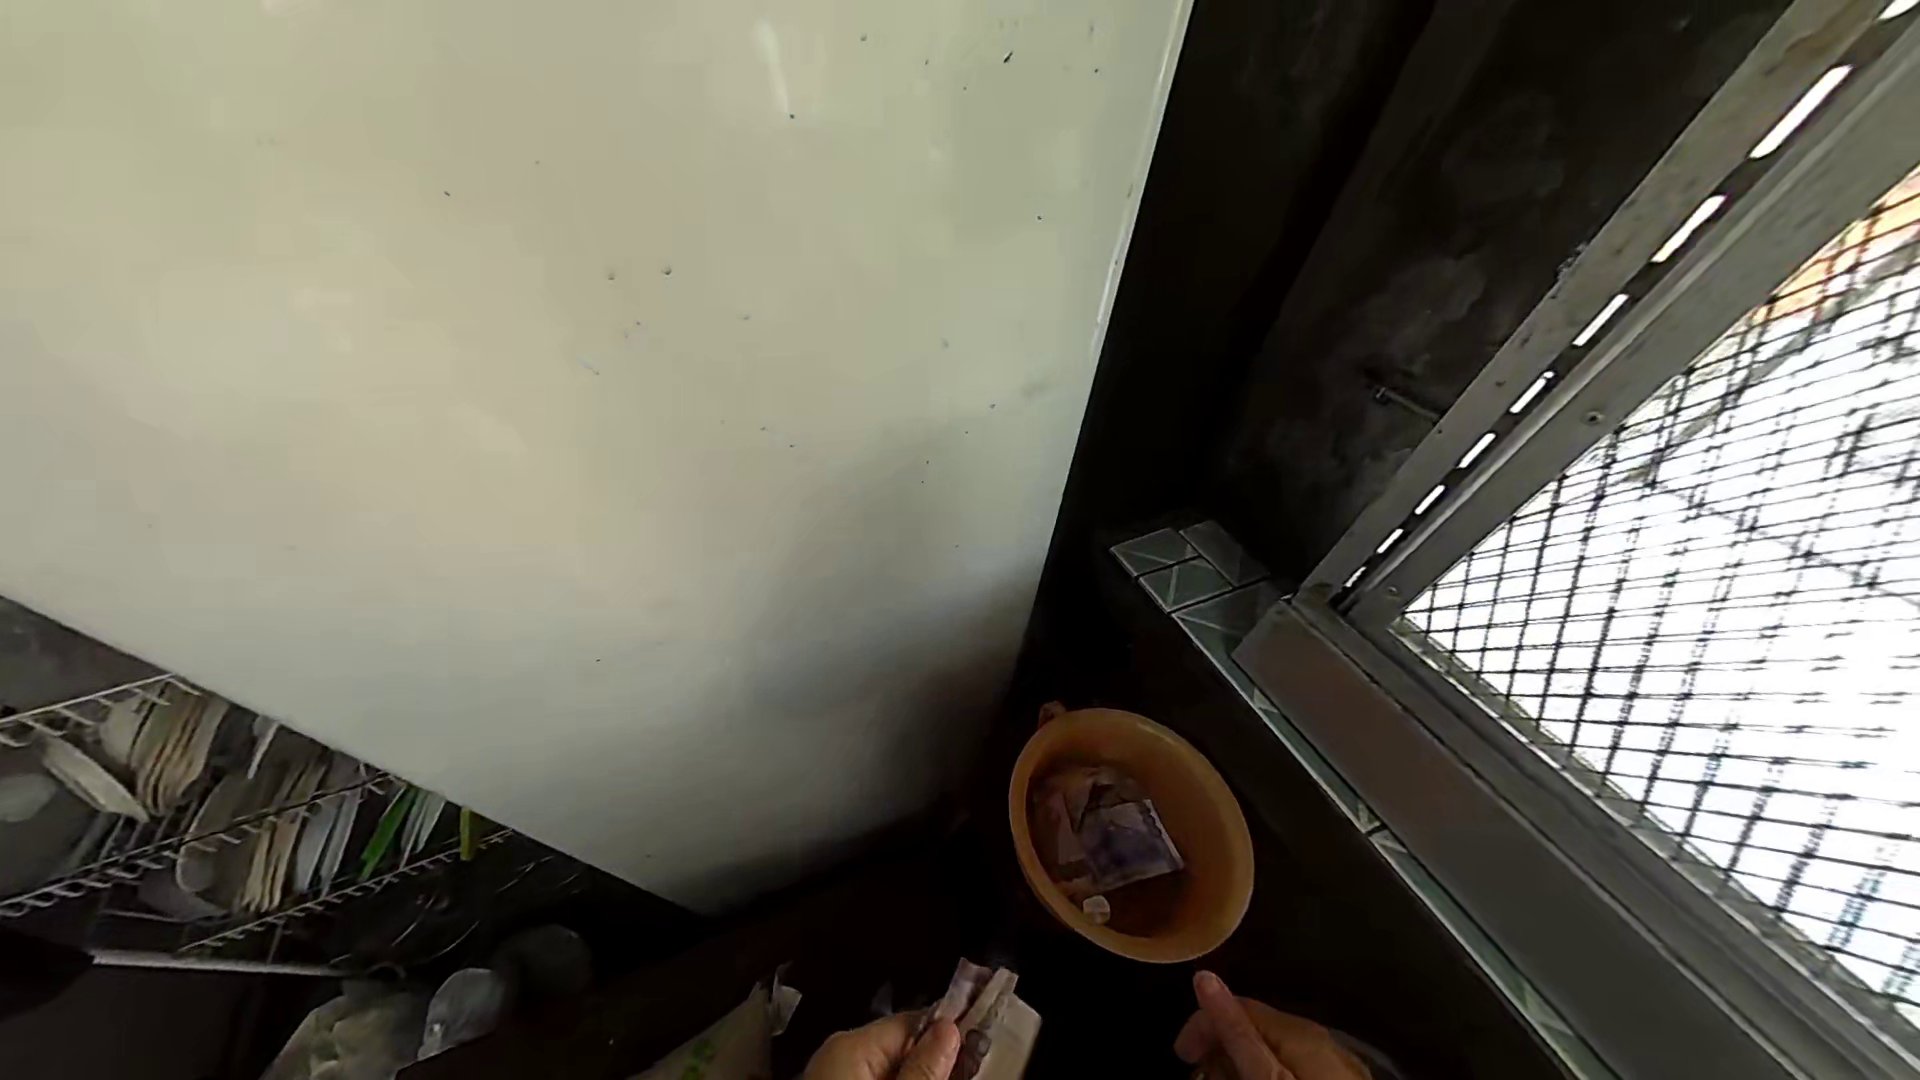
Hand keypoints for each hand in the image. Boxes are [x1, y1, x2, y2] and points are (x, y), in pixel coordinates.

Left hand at [801, 1012, 961, 1079]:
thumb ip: (922, 1072)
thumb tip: (949, 1027)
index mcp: (850, 1045)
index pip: (910, 1022)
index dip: (945, 1033)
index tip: (977, 1046)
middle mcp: (839, 1057)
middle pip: (900, 1050)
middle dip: (933, 1066)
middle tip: (970, 1074)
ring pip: (889, 1075)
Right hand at [1174, 971, 1371, 1079]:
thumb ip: (1236, 1031)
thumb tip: (1203, 975)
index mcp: (1298, 1030)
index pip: (1237, 1004)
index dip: (1202, 1024)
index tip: (1180, 1057)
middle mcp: (1316, 1038)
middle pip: (1254, 1027)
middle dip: (1221, 1049)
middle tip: (1200, 1079)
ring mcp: (1332, 1065)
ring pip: (1271, 1050)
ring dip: (1240, 1065)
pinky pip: (1291, 1070)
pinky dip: (1265, 1075)